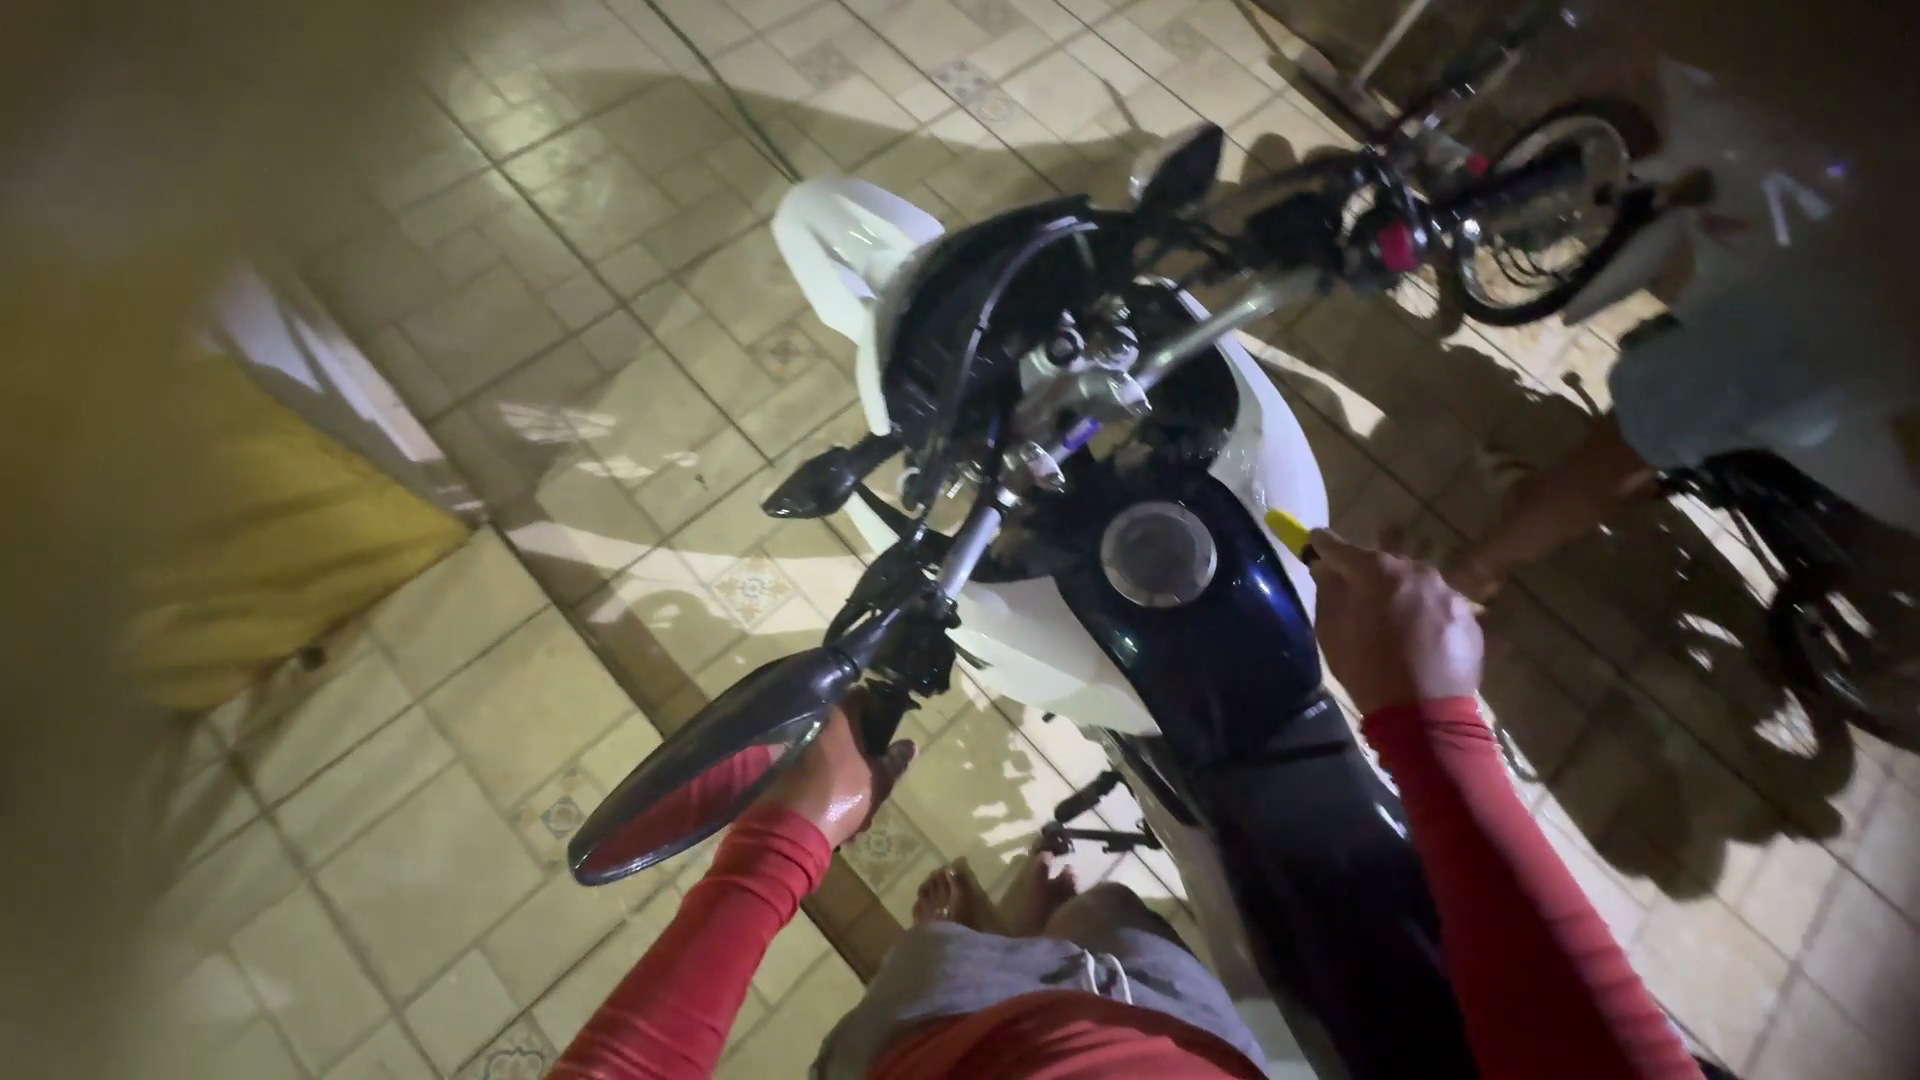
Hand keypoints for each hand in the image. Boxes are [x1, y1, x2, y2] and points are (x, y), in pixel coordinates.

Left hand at [754, 691, 916, 848]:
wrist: (790, 831)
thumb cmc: (841, 796)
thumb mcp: (878, 780)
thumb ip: (895, 760)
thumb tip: (912, 744)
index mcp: (838, 723)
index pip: (858, 697)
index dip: (873, 703)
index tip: (884, 717)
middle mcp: (815, 729)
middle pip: (844, 728)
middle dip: (860, 748)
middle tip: (875, 768)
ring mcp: (797, 751)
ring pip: (830, 755)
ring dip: (844, 772)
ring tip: (858, 803)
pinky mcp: (785, 773)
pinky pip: (814, 773)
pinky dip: (827, 787)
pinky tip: (837, 812)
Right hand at [1309, 528, 1483, 715]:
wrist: (1425, 713)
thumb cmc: (1367, 668)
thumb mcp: (1330, 630)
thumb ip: (1328, 590)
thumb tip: (1327, 568)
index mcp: (1378, 571)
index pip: (1342, 548)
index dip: (1324, 545)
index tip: (1313, 541)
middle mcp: (1418, 572)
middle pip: (1383, 564)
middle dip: (1366, 574)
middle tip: (1354, 592)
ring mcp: (1448, 593)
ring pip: (1413, 584)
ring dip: (1397, 593)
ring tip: (1389, 619)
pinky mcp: (1469, 618)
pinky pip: (1436, 605)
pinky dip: (1422, 613)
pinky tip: (1415, 637)